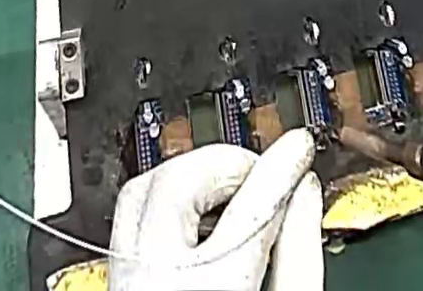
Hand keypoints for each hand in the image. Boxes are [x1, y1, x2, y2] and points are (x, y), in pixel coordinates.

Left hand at [108, 128, 322, 290]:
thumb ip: (300, 259)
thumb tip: (304, 192)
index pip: (247, 212)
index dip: (280, 168)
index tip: (298, 146)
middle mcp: (153, 284)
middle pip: (176, 183)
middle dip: (225, 164)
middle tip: (262, 175)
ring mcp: (128, 281)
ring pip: (141, 190)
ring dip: (190, 176)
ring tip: (231, 194)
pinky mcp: (118, 280)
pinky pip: (131, 215)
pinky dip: (167, 200)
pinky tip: (201, 217)